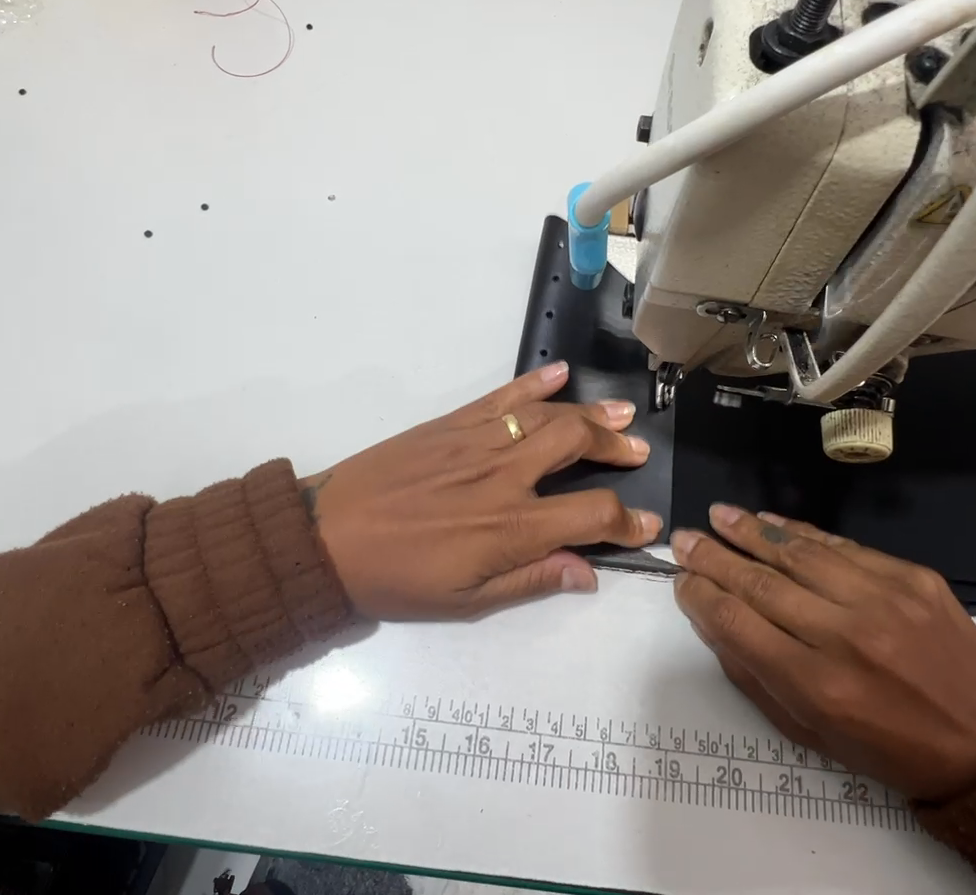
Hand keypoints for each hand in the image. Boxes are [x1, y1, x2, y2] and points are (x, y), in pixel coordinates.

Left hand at [303, 361, 659, 619]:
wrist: (328, 536)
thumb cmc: (397, 579)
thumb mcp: (465, 601)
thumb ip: (530, 581)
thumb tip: (587, 574)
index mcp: (511, 527)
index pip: (591, 516)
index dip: (628, 522)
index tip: (647, 524)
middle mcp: (504, 476)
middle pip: (576, 444)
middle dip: (615, 446)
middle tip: (637, 451)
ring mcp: (478, 442)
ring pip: (546, 415)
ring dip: (588, 411)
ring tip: (620, 412)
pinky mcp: (452, 422)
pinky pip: (501, 396)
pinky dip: (534, 382)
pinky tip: (559, 373)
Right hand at [670, 505, 975, 800]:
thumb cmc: (888, 748)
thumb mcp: (808, 732)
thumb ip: (753, 674)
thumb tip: (710, 616)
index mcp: (817, 686)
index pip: (737, 622)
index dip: (700, 595)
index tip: (680, 579)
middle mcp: (846, 636)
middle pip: (760, 583)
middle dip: (714, 557)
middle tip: (683, 538)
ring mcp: (884, 599)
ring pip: (799, 553)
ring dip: (752, 531)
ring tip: (719, 514)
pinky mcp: (913, 577)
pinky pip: (843, 545)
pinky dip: (802, 532)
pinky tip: (771, 520)